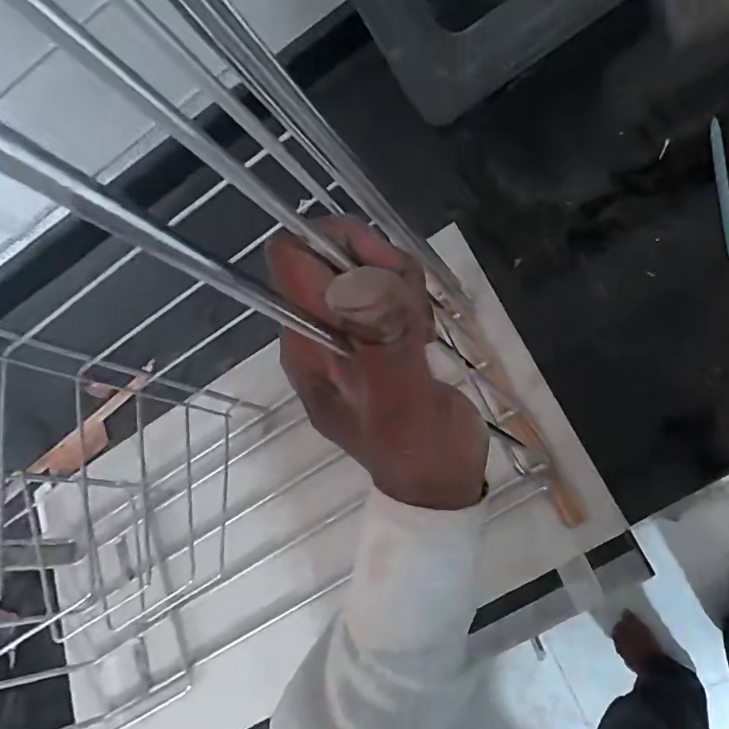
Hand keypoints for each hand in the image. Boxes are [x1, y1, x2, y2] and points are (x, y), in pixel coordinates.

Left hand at [267, 218, 486, 510]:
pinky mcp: (368, 340)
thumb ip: (380, 341)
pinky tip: (420, 337)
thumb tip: (354, 280)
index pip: (292, 255)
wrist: (436, 486)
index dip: (340, 242)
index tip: (389, 274)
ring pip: (362, 268)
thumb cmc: (421, 451)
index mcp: (308, 343)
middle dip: (382, 268)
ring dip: (402, 288)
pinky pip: (381, 291)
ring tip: (420, 335)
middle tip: (415, 316)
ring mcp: (342, 336)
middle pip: (332, 254)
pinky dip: (408, 301)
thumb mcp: (403, 402)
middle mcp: (314, 332)